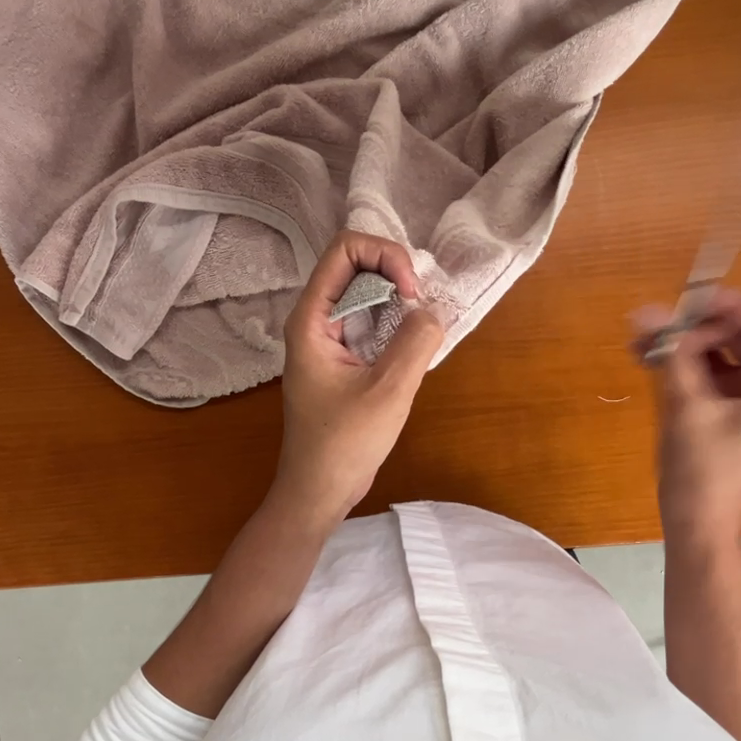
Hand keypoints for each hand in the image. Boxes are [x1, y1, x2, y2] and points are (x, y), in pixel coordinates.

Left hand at [274, 231, 444, 523]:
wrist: (317, 491)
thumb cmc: (344, 445)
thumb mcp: (388, 391)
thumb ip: (414, 342)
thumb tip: (430, 312)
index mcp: (311, 320)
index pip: (345, 249)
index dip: (385, 255)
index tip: (412, 293)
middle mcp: (313, 322)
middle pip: (355, 267)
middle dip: (395, 274)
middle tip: (423, 307)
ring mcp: (325, 343)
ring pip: (364, 297)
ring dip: (397, 301)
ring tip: (423, 325)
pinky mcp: (339, 362)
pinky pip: (367, 325)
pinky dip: (393, 325)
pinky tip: (414, 346)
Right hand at [632, 289, 740, 541]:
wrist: (695, 523)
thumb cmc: (703, 471)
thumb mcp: (688, 407)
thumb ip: (671, 355)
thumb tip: (644, 311)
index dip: (729, 306)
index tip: (686, 298)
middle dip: (699, 326)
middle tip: (657, 322)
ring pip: (721, 351)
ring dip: (684, 343)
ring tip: (641, 339)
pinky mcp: (729, 407)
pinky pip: (708, 372)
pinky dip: (681, 363)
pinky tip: (646, 356)